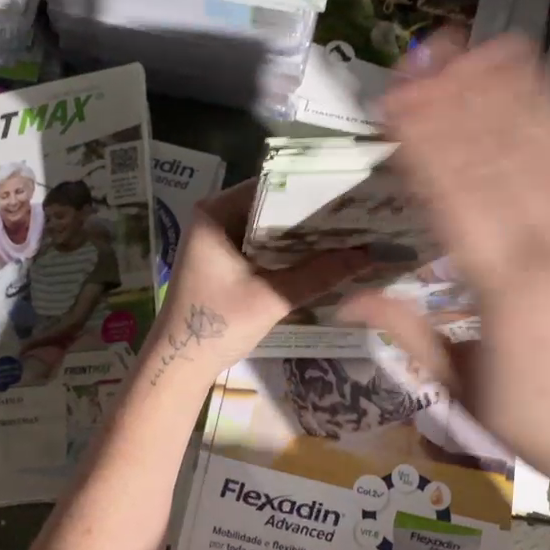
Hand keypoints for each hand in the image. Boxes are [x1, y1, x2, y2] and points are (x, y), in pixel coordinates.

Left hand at [140, 180, 370, 389]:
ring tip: (351, 230)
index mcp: (216, 212)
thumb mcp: (272, 298)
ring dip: (303, 232)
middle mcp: (215, 216)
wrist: (179, 363)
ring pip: (269, 226)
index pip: (273, 185)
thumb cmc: (216, 325)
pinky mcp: (224, 259)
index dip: (312, 189)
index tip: (351, 193)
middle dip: (312, 212)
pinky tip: (323, 254)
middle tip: (360, 213)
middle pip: (272, 204)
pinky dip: (289, 249)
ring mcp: (218, 238)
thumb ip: (320, 273)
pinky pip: (262, 244)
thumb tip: (370, 255)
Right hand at [337, 33, 549, 507]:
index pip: (453, 195)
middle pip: (502, 158)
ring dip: (524, 93)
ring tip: (492, 46)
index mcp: (506, 293)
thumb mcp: (465, 392)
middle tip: (432, 52)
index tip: (396, 97)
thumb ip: (408, 334)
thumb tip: (347, 296)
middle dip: (462, 99)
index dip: (422, 140)